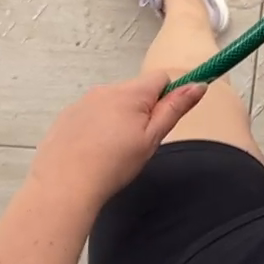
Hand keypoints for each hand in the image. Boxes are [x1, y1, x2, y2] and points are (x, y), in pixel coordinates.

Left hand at [29, 72, 205, 207]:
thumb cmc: (113, 164)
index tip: (162, 121)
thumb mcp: (153, 137)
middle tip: (139, 142)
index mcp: (130, 93)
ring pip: (114, 102)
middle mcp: (105, 89)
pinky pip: (93, 112)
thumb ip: (175, 108)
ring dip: (121, 118)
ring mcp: (83, 101)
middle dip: (143, 110)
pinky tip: (95, 150)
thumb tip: (199, 84)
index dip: (168, 97)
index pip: (160, 78)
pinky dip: (99, 126)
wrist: (64, 185)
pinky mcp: (67, 115)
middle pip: (136, 90)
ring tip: (115, 150)